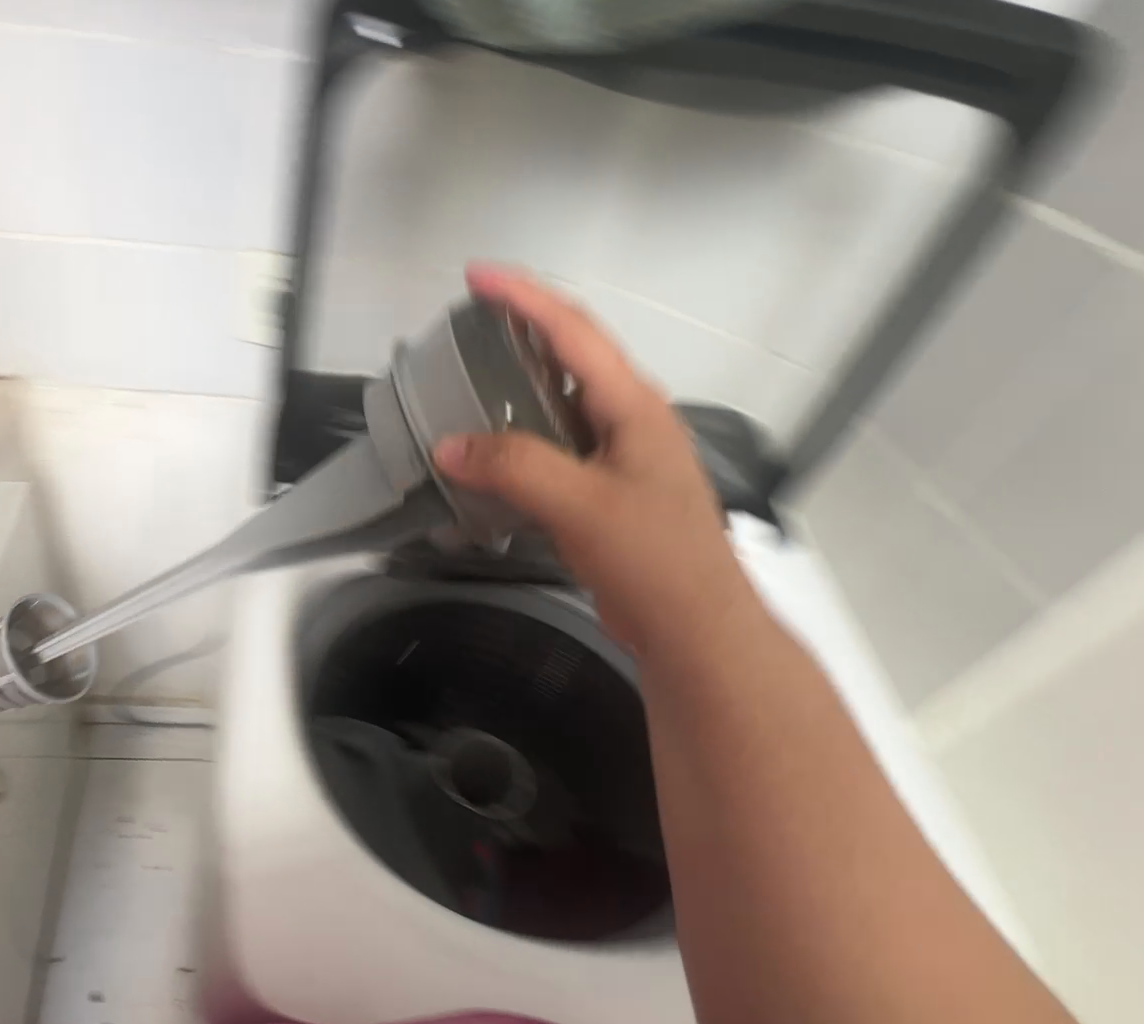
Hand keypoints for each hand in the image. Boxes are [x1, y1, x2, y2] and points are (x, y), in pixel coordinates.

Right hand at [433, 264, 759, 654]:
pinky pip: (555, 447)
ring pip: (560, 403)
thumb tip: (449, 445)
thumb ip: (515, 468)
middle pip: (569, 356)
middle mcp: (628, 419)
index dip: (523, 296)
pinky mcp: (605, 491)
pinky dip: (518, 439)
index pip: (572, 331)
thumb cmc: (654, 558)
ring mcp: (619, 456)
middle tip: (467, 327)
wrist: (694, 627)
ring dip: (517, 385)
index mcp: (632, 406)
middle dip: (520, 330)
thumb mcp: (583, 504)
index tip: (475, 276)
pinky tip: (491, 456)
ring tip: (469, 382)